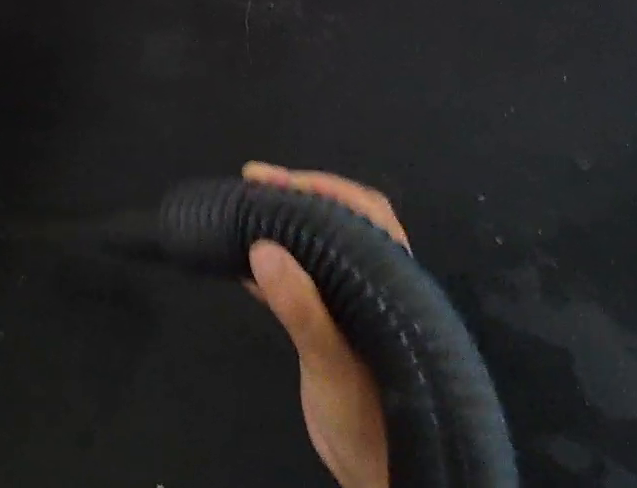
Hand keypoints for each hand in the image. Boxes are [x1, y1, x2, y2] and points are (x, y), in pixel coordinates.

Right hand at [242, 162, 407, 487]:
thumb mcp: (333, 364)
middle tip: (253, 182)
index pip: (365, 214)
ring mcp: (354, 309)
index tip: (273, 179)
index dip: (322, 188)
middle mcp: (377, 287)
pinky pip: (302, 284)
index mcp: (393, 284)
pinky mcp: (332, 331)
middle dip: (297, 198)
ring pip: (321, 250)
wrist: (382, 478)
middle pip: (341, 224)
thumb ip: (303, 309)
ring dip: (284, 227)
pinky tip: (243, 260)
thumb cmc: (369, 420)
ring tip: (243, 209)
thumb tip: (262, 248)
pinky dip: (274, 265)